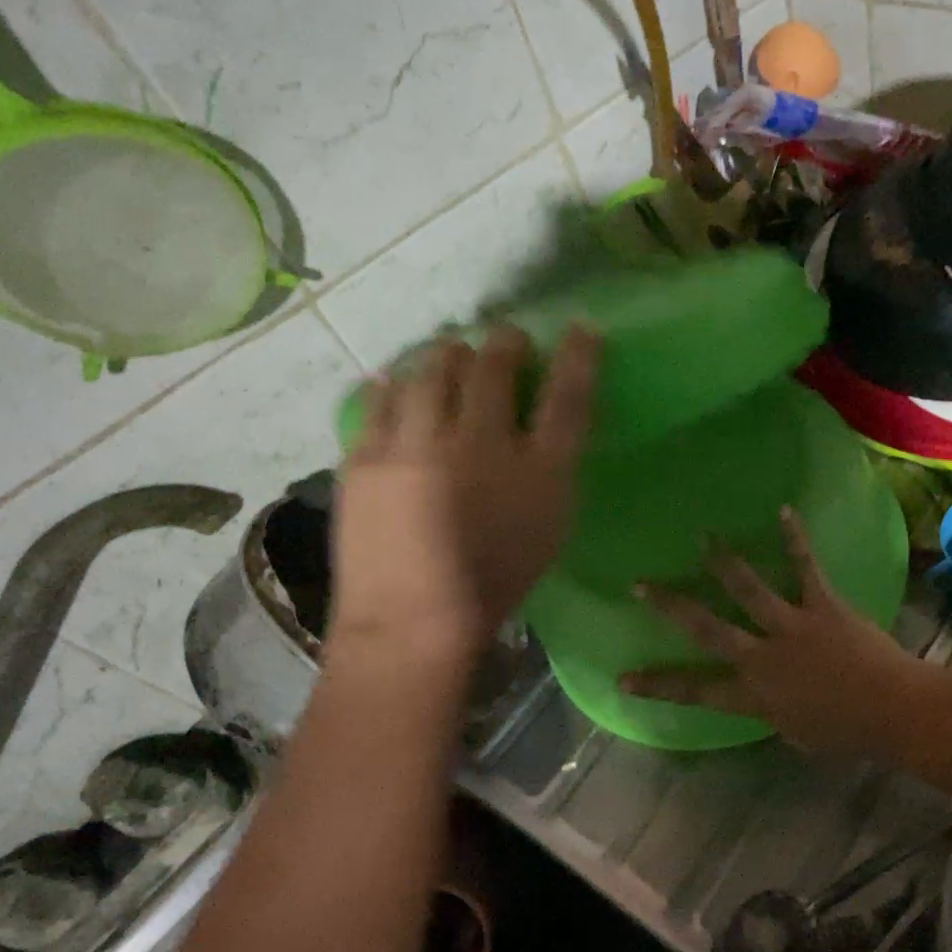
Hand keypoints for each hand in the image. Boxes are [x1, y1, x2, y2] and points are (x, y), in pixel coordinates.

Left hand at [330, 327, 600, 662]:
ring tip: (450, 358)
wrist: (412, 622)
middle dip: (506, 342)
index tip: (585, 329)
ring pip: (431, 371)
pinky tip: (397, 386)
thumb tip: (539, 423)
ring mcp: (417, 447)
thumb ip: (550, 468)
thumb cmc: (495, 578)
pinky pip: (380, 398)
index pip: (567, 397)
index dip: (580, 357)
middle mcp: (479, 445)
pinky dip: (395, 385)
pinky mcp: (367, 457)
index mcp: (536, 471)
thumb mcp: (547, 525)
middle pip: (493, 368)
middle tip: (507, 339)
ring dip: (447, 356)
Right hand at [624, 509, 925, 751]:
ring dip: (723, 563)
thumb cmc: (848, 733)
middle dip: (672, 607)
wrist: (892, 710)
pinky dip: (794, 539)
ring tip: (703, 538)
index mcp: (755, 696)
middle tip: (642, 584)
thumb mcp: (799, 734)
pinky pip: (805, 567)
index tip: (623, 677)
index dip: (658, 685)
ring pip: (747, 590)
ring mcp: (792, 627)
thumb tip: (771, 698)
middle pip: (708, 630)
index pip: (696, 691)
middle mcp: (763, 657)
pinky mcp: (822, 605)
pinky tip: (785, 511)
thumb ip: (776, 713)